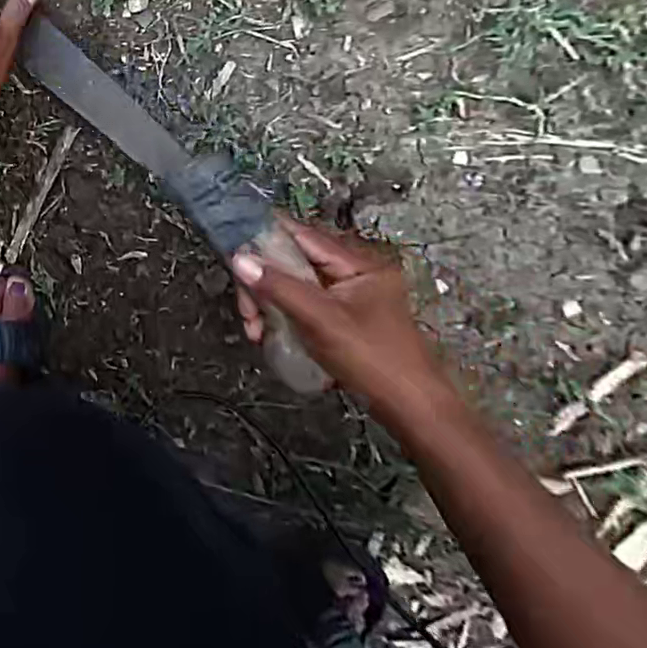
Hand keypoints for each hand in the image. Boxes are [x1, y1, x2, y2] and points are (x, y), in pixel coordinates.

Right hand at [231, 219, 456, 423]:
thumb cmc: (373, 360)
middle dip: (262, 283)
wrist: (414, 412)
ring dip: (267, 304)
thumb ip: (278, 286)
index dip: (265, 236)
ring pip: (292, 285)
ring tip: (256, 330)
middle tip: (247, 310)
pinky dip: (281, 316)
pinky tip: (269, 335)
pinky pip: (300, 304)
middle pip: (292, 262)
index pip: (302, 235)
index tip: (232, 246)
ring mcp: (348, 297)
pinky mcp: (341, 318)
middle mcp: (353, 274)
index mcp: (359, 264)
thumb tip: (238, 259)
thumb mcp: (320, 320)